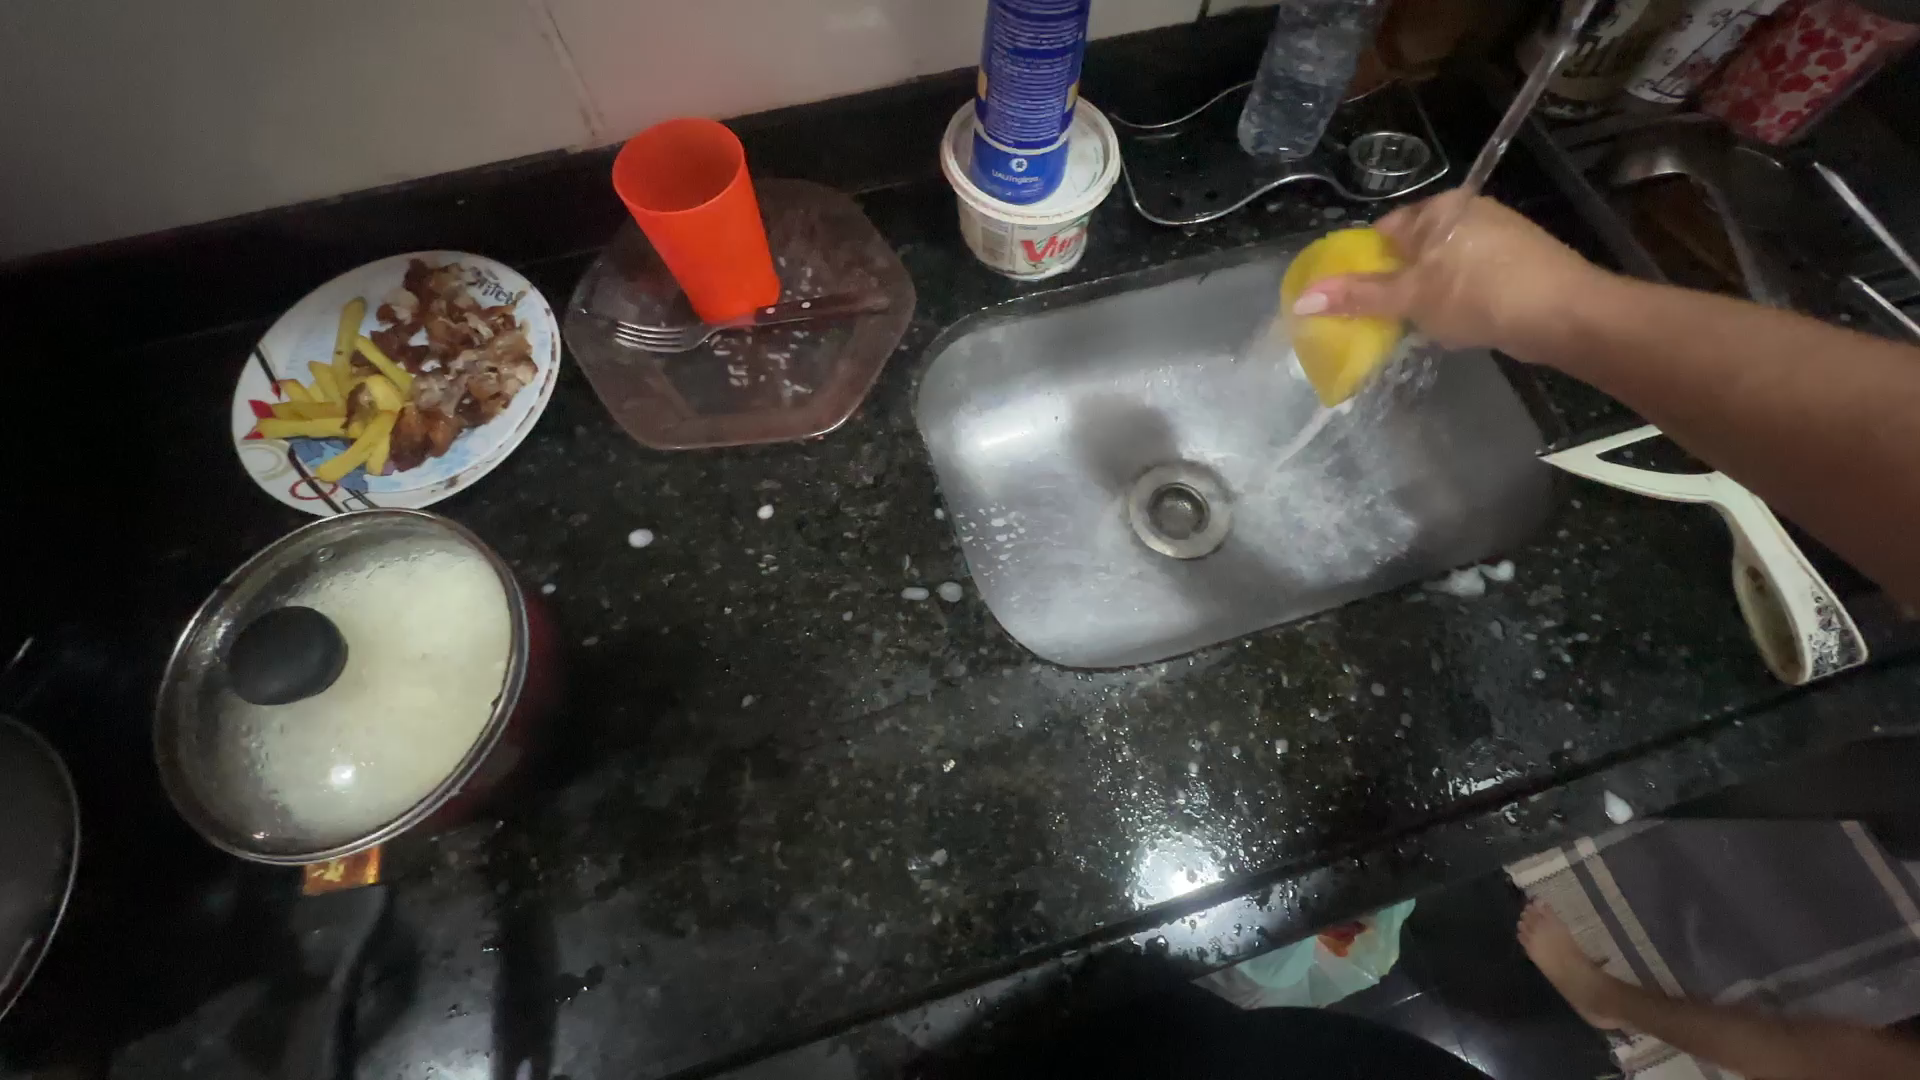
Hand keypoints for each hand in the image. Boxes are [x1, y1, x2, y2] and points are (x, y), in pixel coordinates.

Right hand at [1293, 190, 1609, 356]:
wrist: (1564, 315)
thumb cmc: (1478, 295)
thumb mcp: (1409, 298)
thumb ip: (1356, 297)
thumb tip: (1300, 300)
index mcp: (1439, 209)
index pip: (1381, 233)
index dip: (1362, 267)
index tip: (1354, 300)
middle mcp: (1466, 212)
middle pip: (1407, 253)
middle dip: (1392, 286)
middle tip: (1382, 319)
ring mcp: (1493, 237)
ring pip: (1435, 269)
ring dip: (1420, 298)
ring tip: (1416, 326)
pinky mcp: (1512, 263)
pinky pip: (1462, 280)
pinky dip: (1450, 302)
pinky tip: (1452, 325)